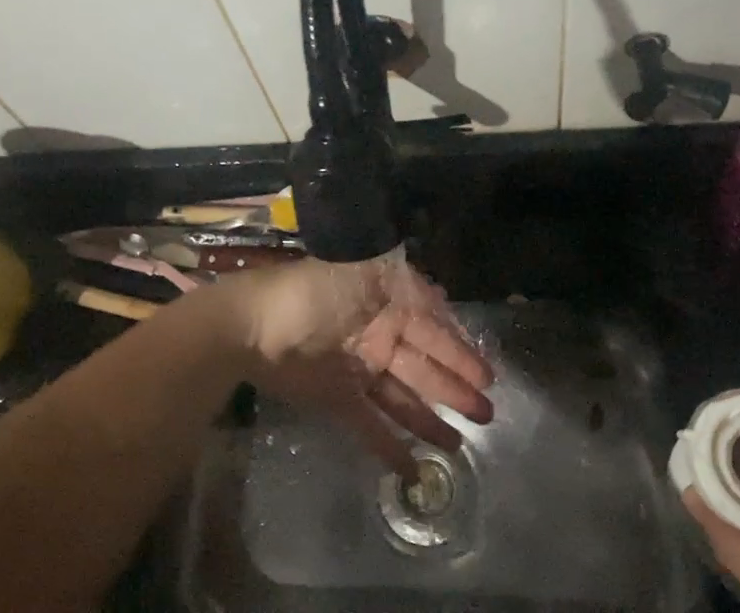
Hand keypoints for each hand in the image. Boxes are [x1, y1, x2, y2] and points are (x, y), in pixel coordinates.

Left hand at [217, 253, 494, 475]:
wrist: (251, 326)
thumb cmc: (310, 293)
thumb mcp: (362, 272)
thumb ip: (403, 283)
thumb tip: (441, 293)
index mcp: (386, 306)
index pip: (433, 330)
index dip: (460, 352)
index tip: (487, 375)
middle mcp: (378, 338)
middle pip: (424, 367)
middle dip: (455, 388)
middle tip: (488, 413)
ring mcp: (358, 371)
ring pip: (403, 399)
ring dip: (430, 421)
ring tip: (459, 445)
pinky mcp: (336, 400)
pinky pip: (369, 424)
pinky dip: (389, 446)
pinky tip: (412, 467)